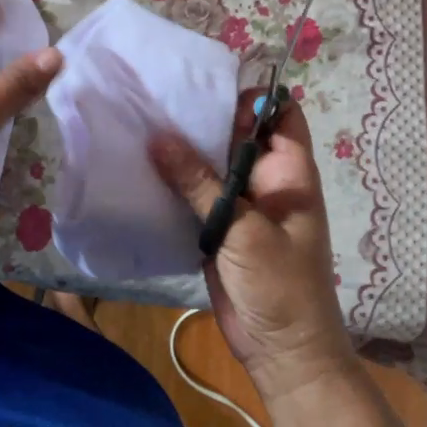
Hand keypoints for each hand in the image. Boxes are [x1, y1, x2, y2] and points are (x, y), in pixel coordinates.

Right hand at [149, 94, 360, 405]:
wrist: (282, 353)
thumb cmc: (281, 287)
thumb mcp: (243, 230)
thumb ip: (201, 183)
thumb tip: (156, 135)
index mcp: (288, 173)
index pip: (279, 113)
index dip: (251, 90)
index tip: (204, 74)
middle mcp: (264, 180)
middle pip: (235, 132)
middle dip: (202, 111)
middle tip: (155, 85)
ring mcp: (239, 203)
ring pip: (210, 161)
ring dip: (181, 144)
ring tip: (138, 113)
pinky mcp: (216, 224)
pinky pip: (193, 190)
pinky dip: (171, 176)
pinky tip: (138, 158)